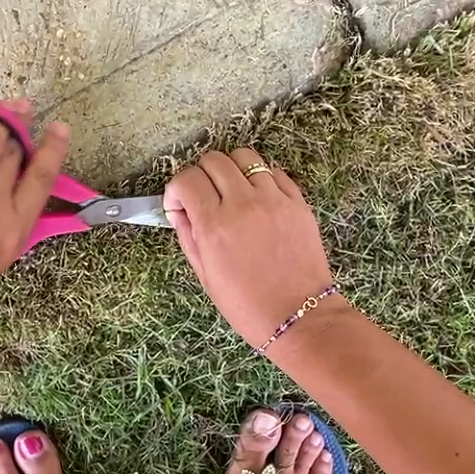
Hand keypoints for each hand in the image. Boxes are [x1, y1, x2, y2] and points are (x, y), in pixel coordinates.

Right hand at [164, 147, 334, 350]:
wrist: (298, 316)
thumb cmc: (247, 305)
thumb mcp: (205, 275)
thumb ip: (189, 236)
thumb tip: (179, 211)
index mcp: (215, 226)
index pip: (187, 180)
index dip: (176, 190)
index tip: (179, 205)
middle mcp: (243, 205)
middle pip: (214, 160)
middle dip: (201, 175)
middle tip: (203, 197)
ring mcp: (274, 200)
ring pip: (245, 157)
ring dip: (231, 169)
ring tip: (231, 191)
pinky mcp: (297, 203)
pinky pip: (274, 172)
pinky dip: (260, 178)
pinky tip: (257, 198)